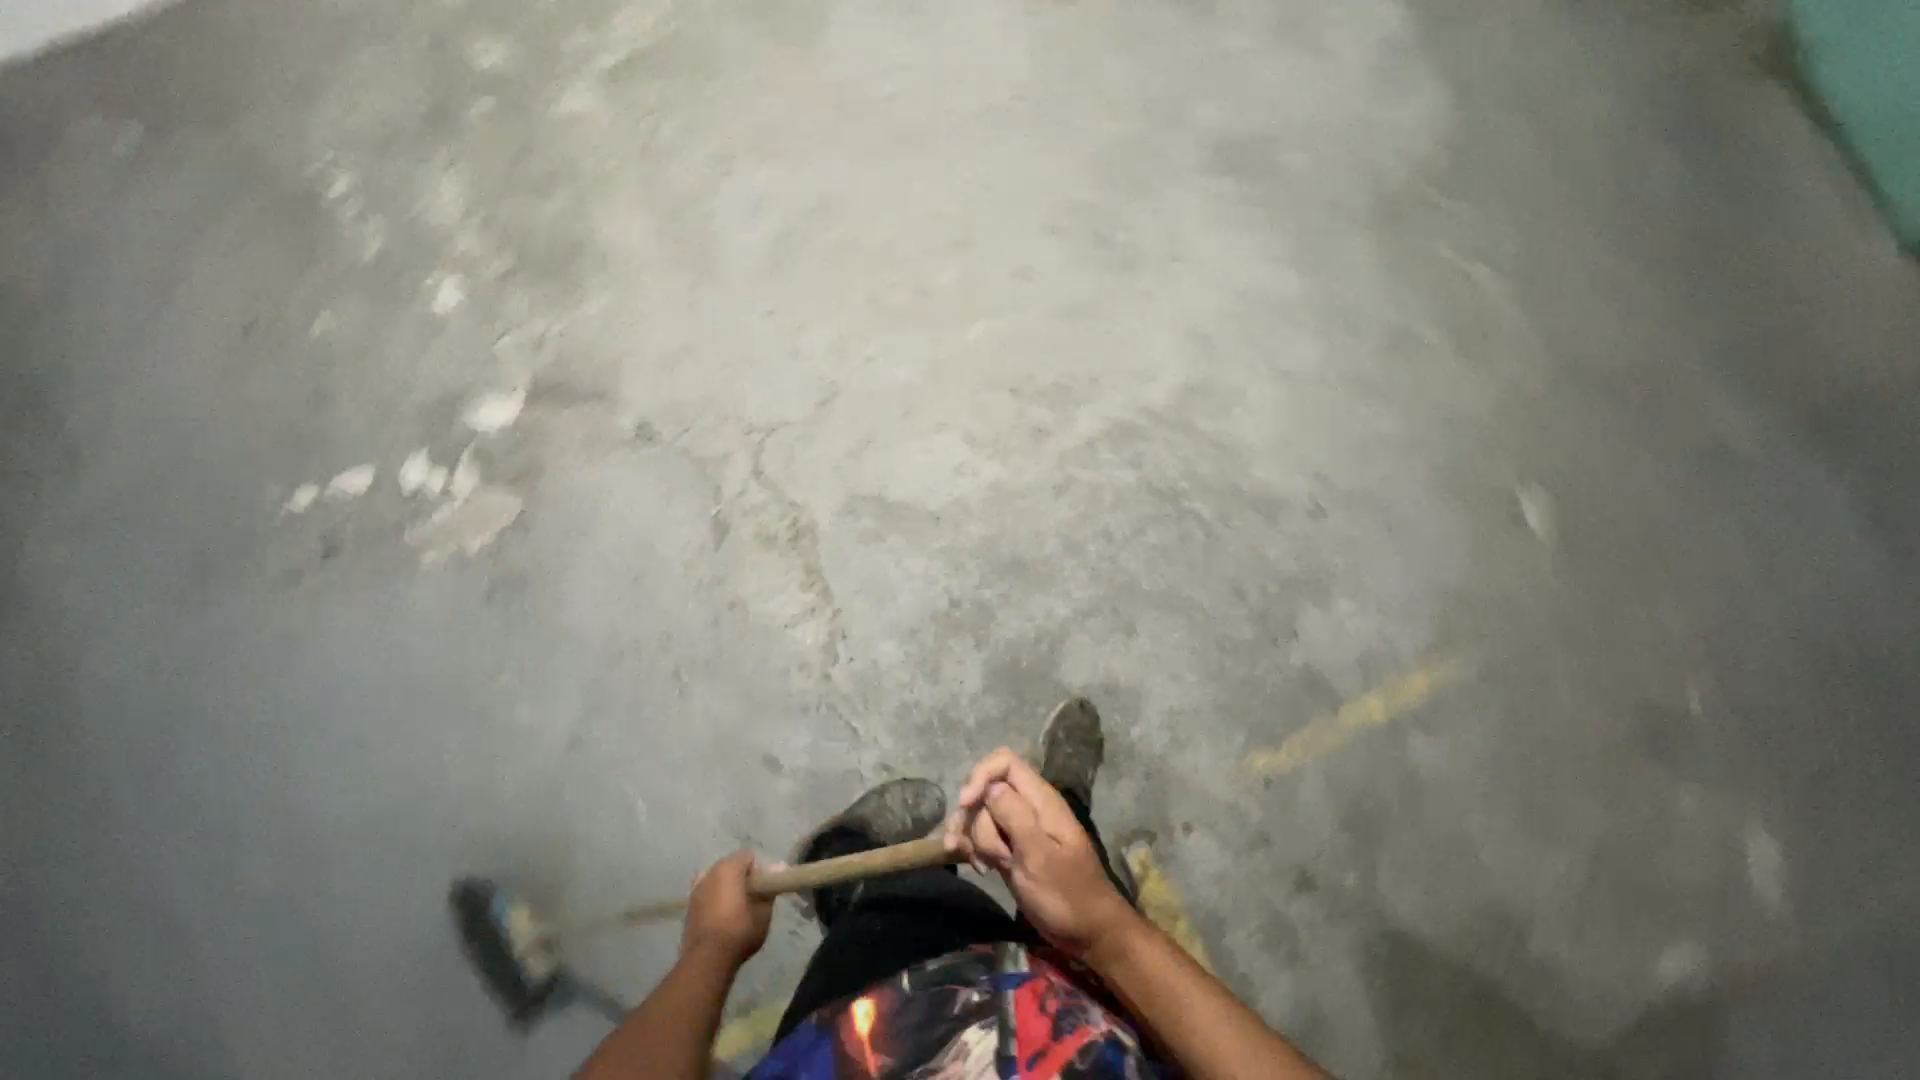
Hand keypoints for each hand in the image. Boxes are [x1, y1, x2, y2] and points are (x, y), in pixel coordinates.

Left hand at [679, 850, 774, 966]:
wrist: (707, 959)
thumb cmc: (739, 931)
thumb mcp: (764, 912)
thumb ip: (769, 890)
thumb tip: (773, 879)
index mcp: (728, 868)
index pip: (748, 856)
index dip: (760, 869)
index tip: (765, 886)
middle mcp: (709, 873)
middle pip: (731, 865)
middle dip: (743, 877)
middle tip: (754, 896)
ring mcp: (696, 889)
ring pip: (717, 879)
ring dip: (728, 887)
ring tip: (738, 907)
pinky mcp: (689, 906)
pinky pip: (707, 893)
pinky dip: (716, 898)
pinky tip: (723, 916)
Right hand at [944, 748, 1137, 957]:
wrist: (1086, 933)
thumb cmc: (1067, 895)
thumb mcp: (1040, 856)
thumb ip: (1015, 817)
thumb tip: (990, 787)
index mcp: (1041, 801)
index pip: (1005, 762)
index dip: (980, 776)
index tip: (966, 804)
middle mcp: (1029, 808)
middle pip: (987, 791)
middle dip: (977, 819)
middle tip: (992, 854)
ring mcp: (1019, 830)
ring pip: (981, 815)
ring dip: (971, 836)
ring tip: (979, 865)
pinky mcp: (1011, 850)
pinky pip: (983, 836)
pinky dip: (973, 848)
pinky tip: (976, 868)